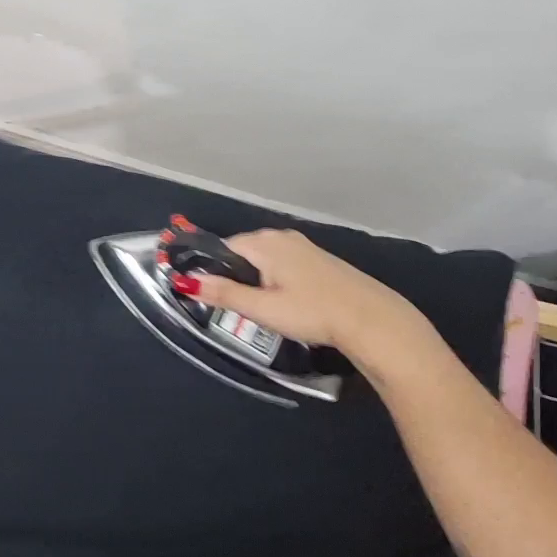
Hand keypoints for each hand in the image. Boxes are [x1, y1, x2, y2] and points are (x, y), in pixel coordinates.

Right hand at [187, 229, 429, 355]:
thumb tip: (186, 281)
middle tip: (233, 307)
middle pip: (243, 252)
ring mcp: (304, 247)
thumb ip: (224, 293)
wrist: (371, 320)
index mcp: (264, 243)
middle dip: (233, 275)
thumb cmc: (311, 312)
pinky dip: (275, 279)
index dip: (211, 270)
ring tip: (258, 309)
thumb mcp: (262, 308)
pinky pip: (283, 264)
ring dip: (255, 279)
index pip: (223, 248)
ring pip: (264, 259)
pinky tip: (284, 303)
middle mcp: (282, 237)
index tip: (208, 295)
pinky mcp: (319, 260)